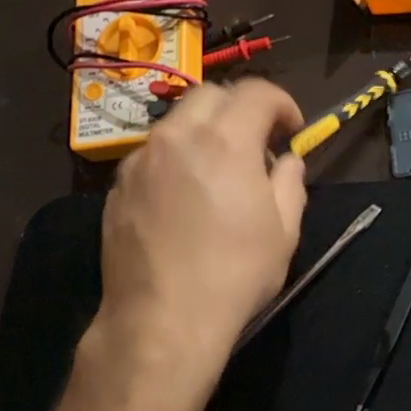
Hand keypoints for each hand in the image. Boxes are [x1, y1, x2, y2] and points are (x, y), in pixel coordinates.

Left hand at [97, 79, 305, 357]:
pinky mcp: (118, 187)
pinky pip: (153, 155)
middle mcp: (177, 137)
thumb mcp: (285, 231)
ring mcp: (140, 161)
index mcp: (225, 141)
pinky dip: (177, 159)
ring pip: (176, 123)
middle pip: (211, 96)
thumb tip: (286, 163)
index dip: (282, 103)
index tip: (293, 129)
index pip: (256, 92)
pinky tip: (186, 198)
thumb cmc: (236, 274)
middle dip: (240, 108)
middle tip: (259, 142)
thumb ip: (290, 184)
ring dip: (205, 132)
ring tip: (221, 171)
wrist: (164, 318)